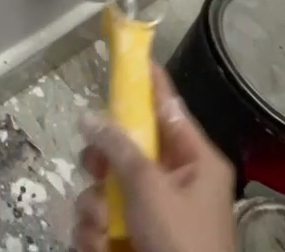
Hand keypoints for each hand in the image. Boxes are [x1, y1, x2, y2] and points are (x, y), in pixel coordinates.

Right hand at [74, 65, 234, 251]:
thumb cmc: (180, 243)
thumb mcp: (149, 187)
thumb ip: (118, 147)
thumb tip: (89, 116)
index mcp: (195, 163)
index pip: (167, 107)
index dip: (147, 80)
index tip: (129, 52)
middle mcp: (175, 182)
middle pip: (125, 146)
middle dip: (102, 161)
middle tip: (94, 166)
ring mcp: (153, 213)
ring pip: (106, 185)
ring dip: (93, 205)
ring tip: (100, 227)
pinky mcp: (133, 239)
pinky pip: (99, 218)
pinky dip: (92, 232)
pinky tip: (98, 245)